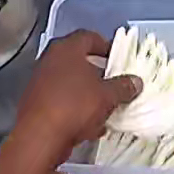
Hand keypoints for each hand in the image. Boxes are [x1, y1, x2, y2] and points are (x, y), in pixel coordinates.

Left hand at [9, 30, 142, 164]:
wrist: (41, 136)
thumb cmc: (75, 106)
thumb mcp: (107, 96)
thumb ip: (123, 87)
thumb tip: (135, 82)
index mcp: (67, 49)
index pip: (89, 37)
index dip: (106, 46)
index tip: (119, 59)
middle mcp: (50, 60)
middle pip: (79, 61)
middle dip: (99, 74)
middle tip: (115, 85)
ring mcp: (41, 82)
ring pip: (71, 83)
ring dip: (89, 94)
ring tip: (105, 108)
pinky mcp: (37, 103)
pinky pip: (63, 101)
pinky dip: (77, 109)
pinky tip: (90, 125)